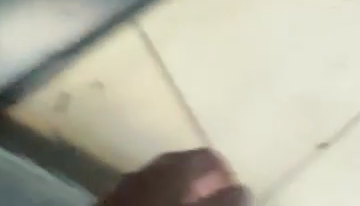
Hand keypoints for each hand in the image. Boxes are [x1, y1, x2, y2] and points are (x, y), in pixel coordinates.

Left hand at [98, 149, 246, 205]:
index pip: (208, 157)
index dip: (224, 175)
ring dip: (170, 197)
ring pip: (153, 187)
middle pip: (179, 169)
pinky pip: (133, 201)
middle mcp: (144, 170)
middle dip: (196, 185)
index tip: (231, 194)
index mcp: (172, 166)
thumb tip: (242, 190)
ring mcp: (116, 192)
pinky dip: (147, 205)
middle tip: (208, 201)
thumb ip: (228, 201)